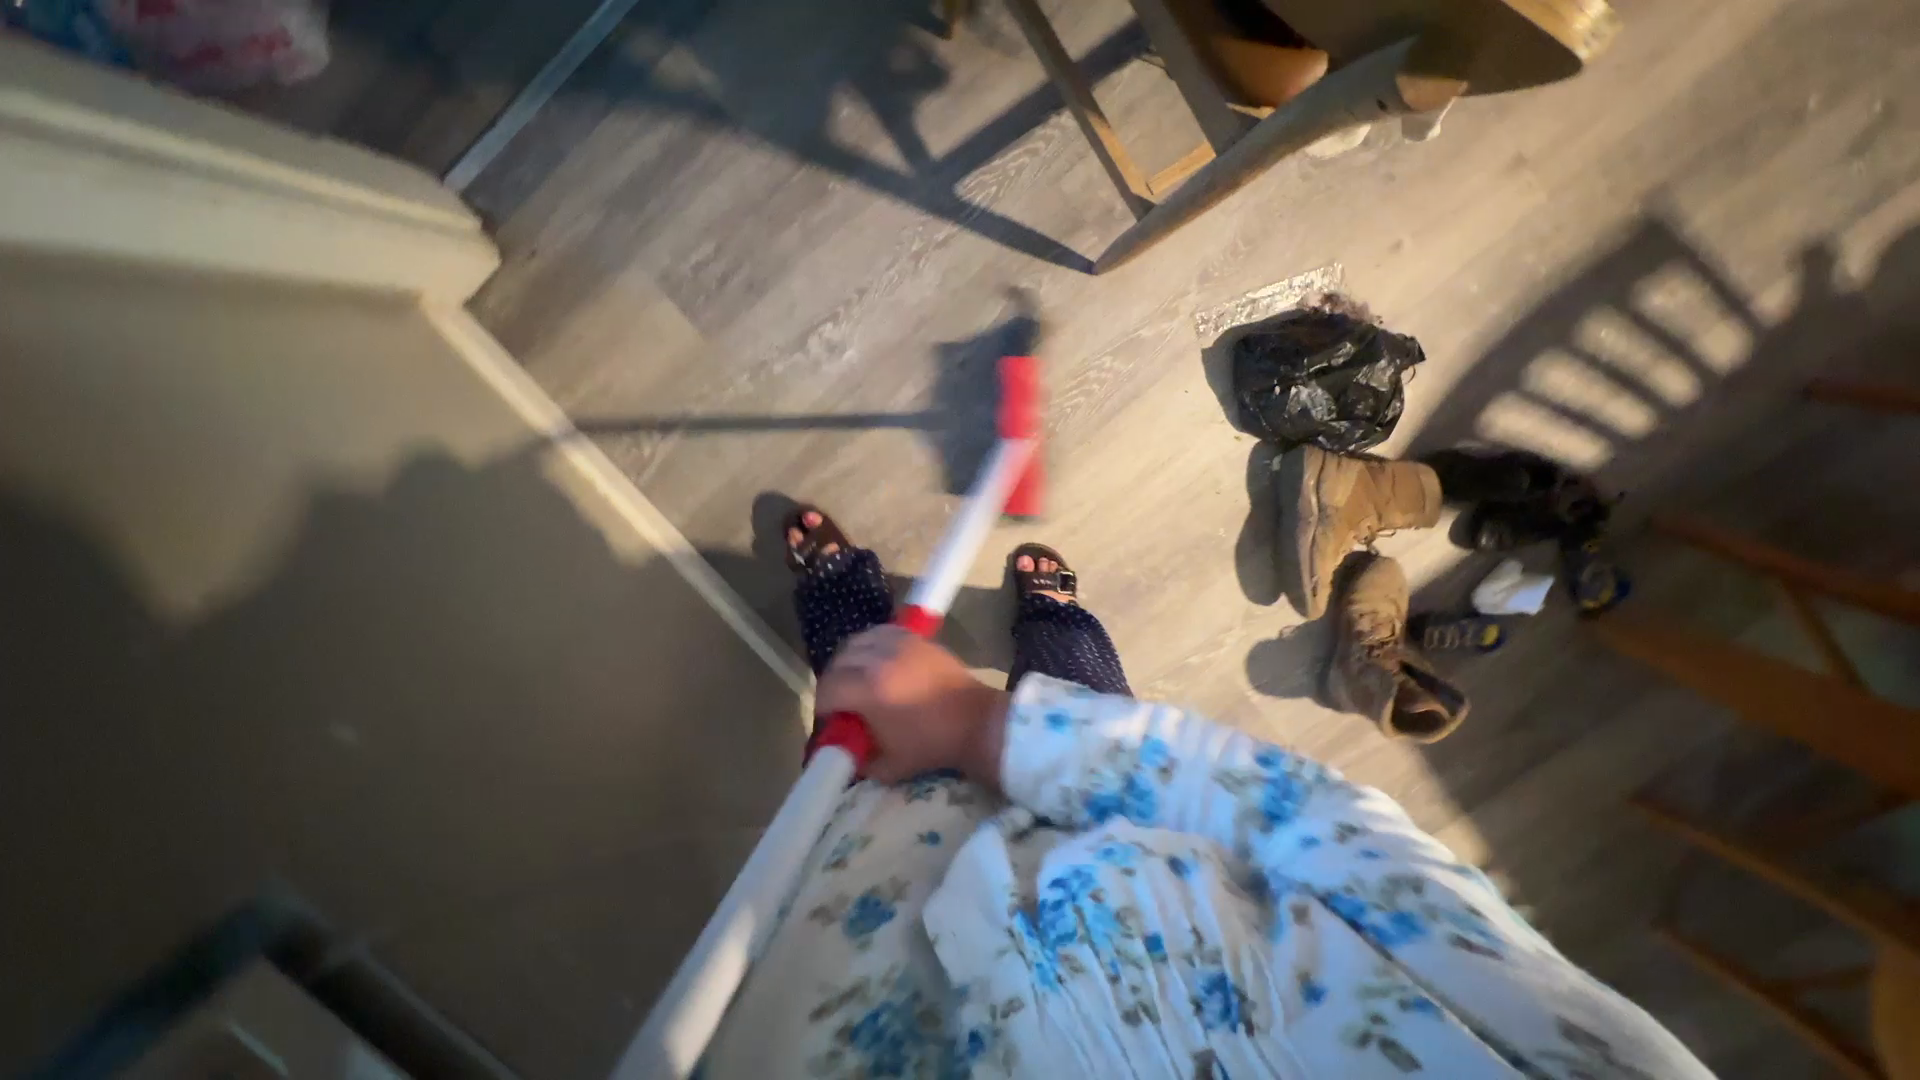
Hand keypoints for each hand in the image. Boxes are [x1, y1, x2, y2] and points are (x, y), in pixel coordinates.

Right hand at [814, 626, 1008, 786]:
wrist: (976, 722)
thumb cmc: (933, 745)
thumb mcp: (889, 765)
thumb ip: (859, 759)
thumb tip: (844, 752)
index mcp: (870, 690)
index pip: (828, 689)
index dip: (822, 706)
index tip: (829, 719)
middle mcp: (879, 659)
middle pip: (837, 662)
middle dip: (832, 682)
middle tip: (840, 701)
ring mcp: (899, 644)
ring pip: (856, 641)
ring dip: (848, 660)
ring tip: (854, 678)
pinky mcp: (915, 638)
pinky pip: (880, 632)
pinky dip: (870, 644)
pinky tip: (874, 660)